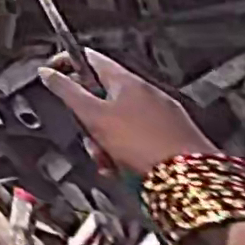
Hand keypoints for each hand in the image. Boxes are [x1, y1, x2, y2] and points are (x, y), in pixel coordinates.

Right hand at [40, 49, 218, 175]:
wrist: (196, 186)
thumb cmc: (144, 146)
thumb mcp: (91, 114)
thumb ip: (65, 89)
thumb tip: (47, 72)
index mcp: (128, 81)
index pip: (87, 57)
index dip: (65, 63)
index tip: (52, 75)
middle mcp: (149, 94)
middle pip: (102, 94)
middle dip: (87, 116)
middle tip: (85, 132)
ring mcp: (166, 118)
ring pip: (119, 119)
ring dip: (105, 138)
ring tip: (106, 158)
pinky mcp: (178, 142)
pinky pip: (139, 137)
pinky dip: (126, 150)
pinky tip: (123, 167)